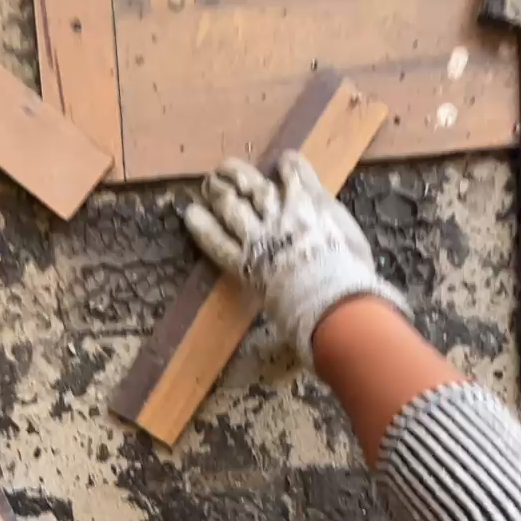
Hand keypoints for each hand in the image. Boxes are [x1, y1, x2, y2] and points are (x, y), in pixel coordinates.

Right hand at [184, 150, 409, 358]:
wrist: (331, 300)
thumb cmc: (305, 320)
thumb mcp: (278, 322)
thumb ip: (270, 315)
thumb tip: (255, 359)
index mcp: (243, 267)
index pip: (212, 240)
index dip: (200, 224)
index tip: (189, 212)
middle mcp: (255, 237)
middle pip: (228, 207)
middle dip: (216, 192)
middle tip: (210, 182)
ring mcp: (280, 216)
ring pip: (251, 186)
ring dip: (238, 173)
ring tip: (227, 165)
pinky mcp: (308, 202)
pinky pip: (294, 175)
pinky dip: (288, 166)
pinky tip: (283, 161)